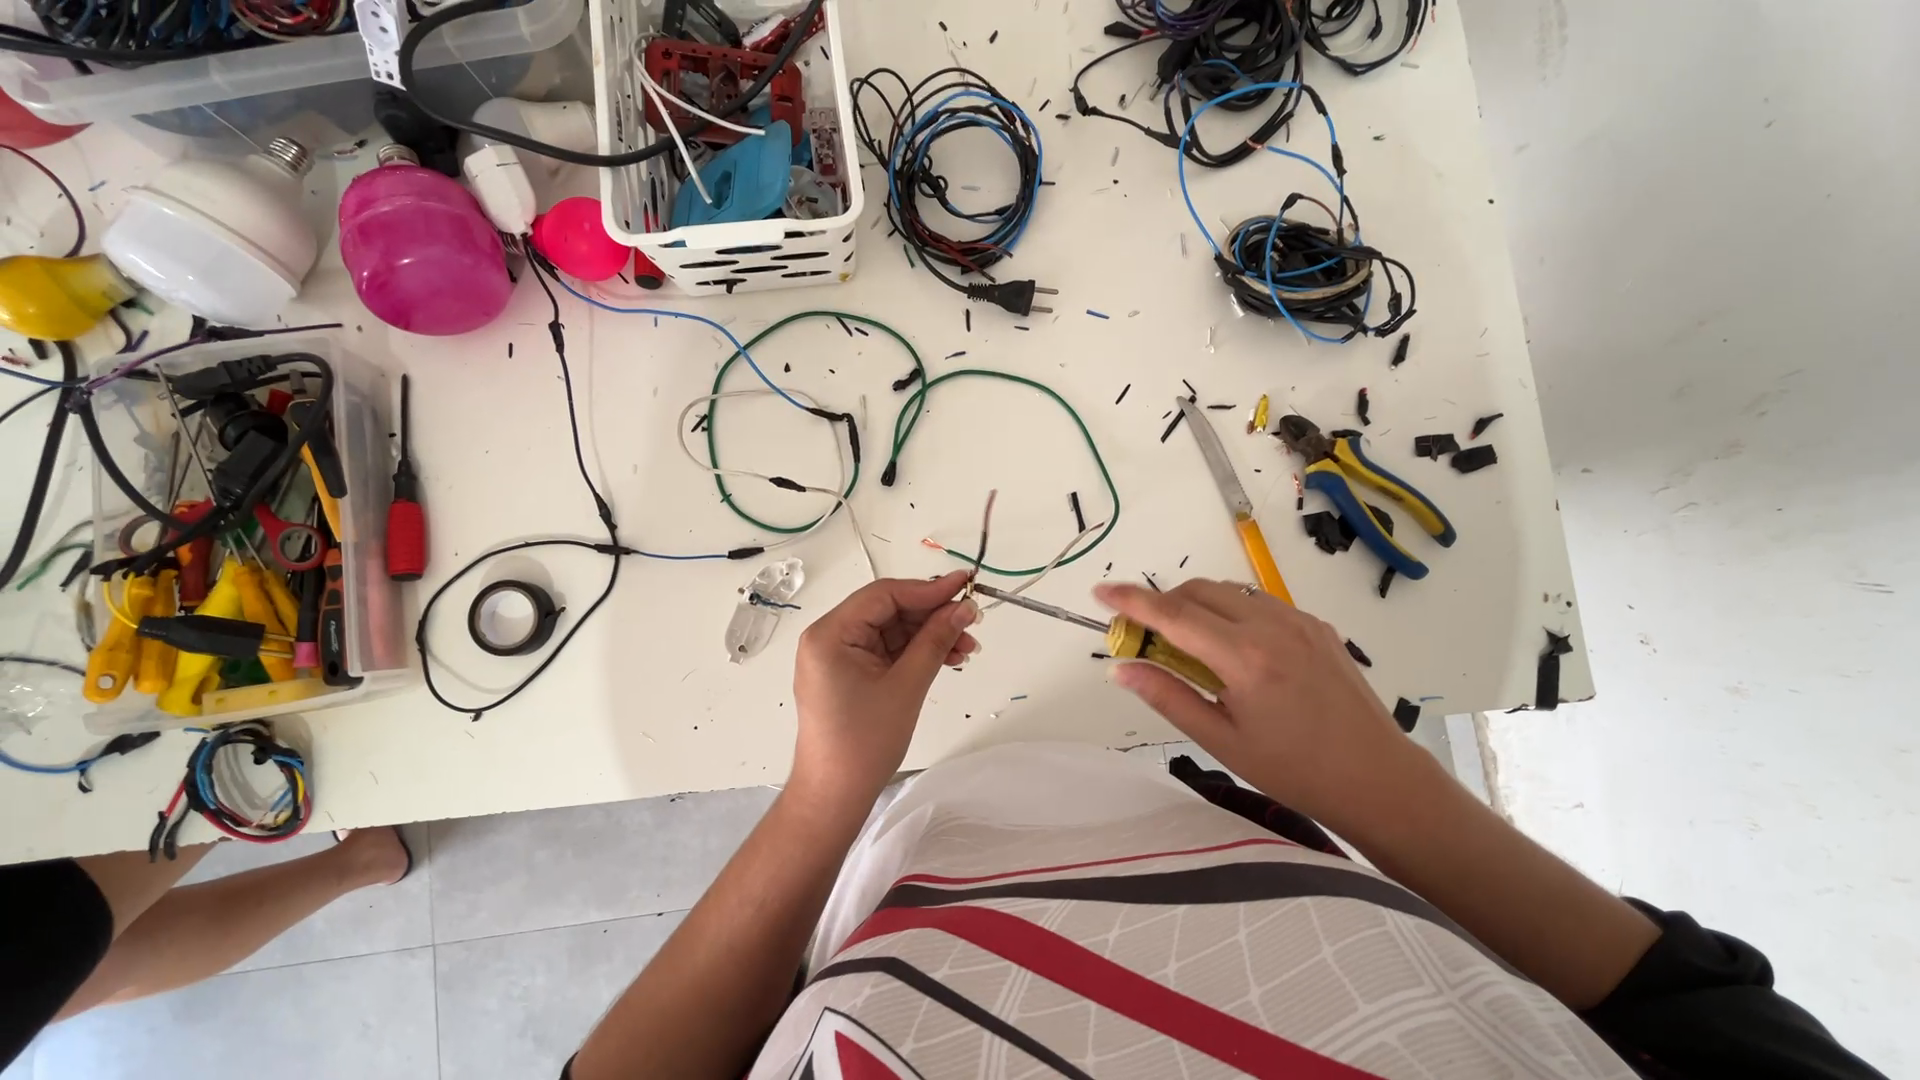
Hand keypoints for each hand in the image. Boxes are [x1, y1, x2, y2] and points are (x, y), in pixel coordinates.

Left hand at [791, 571, 979, 803]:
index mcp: (830, 634)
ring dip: (929, 636)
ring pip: (891, 630)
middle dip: (932, 616)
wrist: (835, 794)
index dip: (928, 589)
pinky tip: (947, 659)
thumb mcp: (906, 685)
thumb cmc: (865, 741)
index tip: (966, 585)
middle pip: (888, 610)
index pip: (884, 595)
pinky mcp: (848, 675)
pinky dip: (916, 653)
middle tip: (973, 623)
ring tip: (966, 649)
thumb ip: (936, 640)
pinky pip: (887, 651)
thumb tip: (964, 607)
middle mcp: (828, 638)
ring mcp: (837, 657)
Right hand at [1093, 579, 1415, 826]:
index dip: (1131, 600)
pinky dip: (1231, 611)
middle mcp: (1271, 625)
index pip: (1173, 614)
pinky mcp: (1317, 626)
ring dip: (1197, 604)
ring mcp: (1299, 621)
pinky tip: (1233, 648)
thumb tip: (1121, 669)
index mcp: (1243, 657)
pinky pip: (1260, 603)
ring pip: (1230, 591)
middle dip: (1163, 602)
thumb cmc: (1293, 770)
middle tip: (1145, 635)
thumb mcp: (1221, 741)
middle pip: (1198, 591)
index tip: (1099, 592)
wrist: (1377, 778)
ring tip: (1188, 644)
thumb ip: (1168, 697)